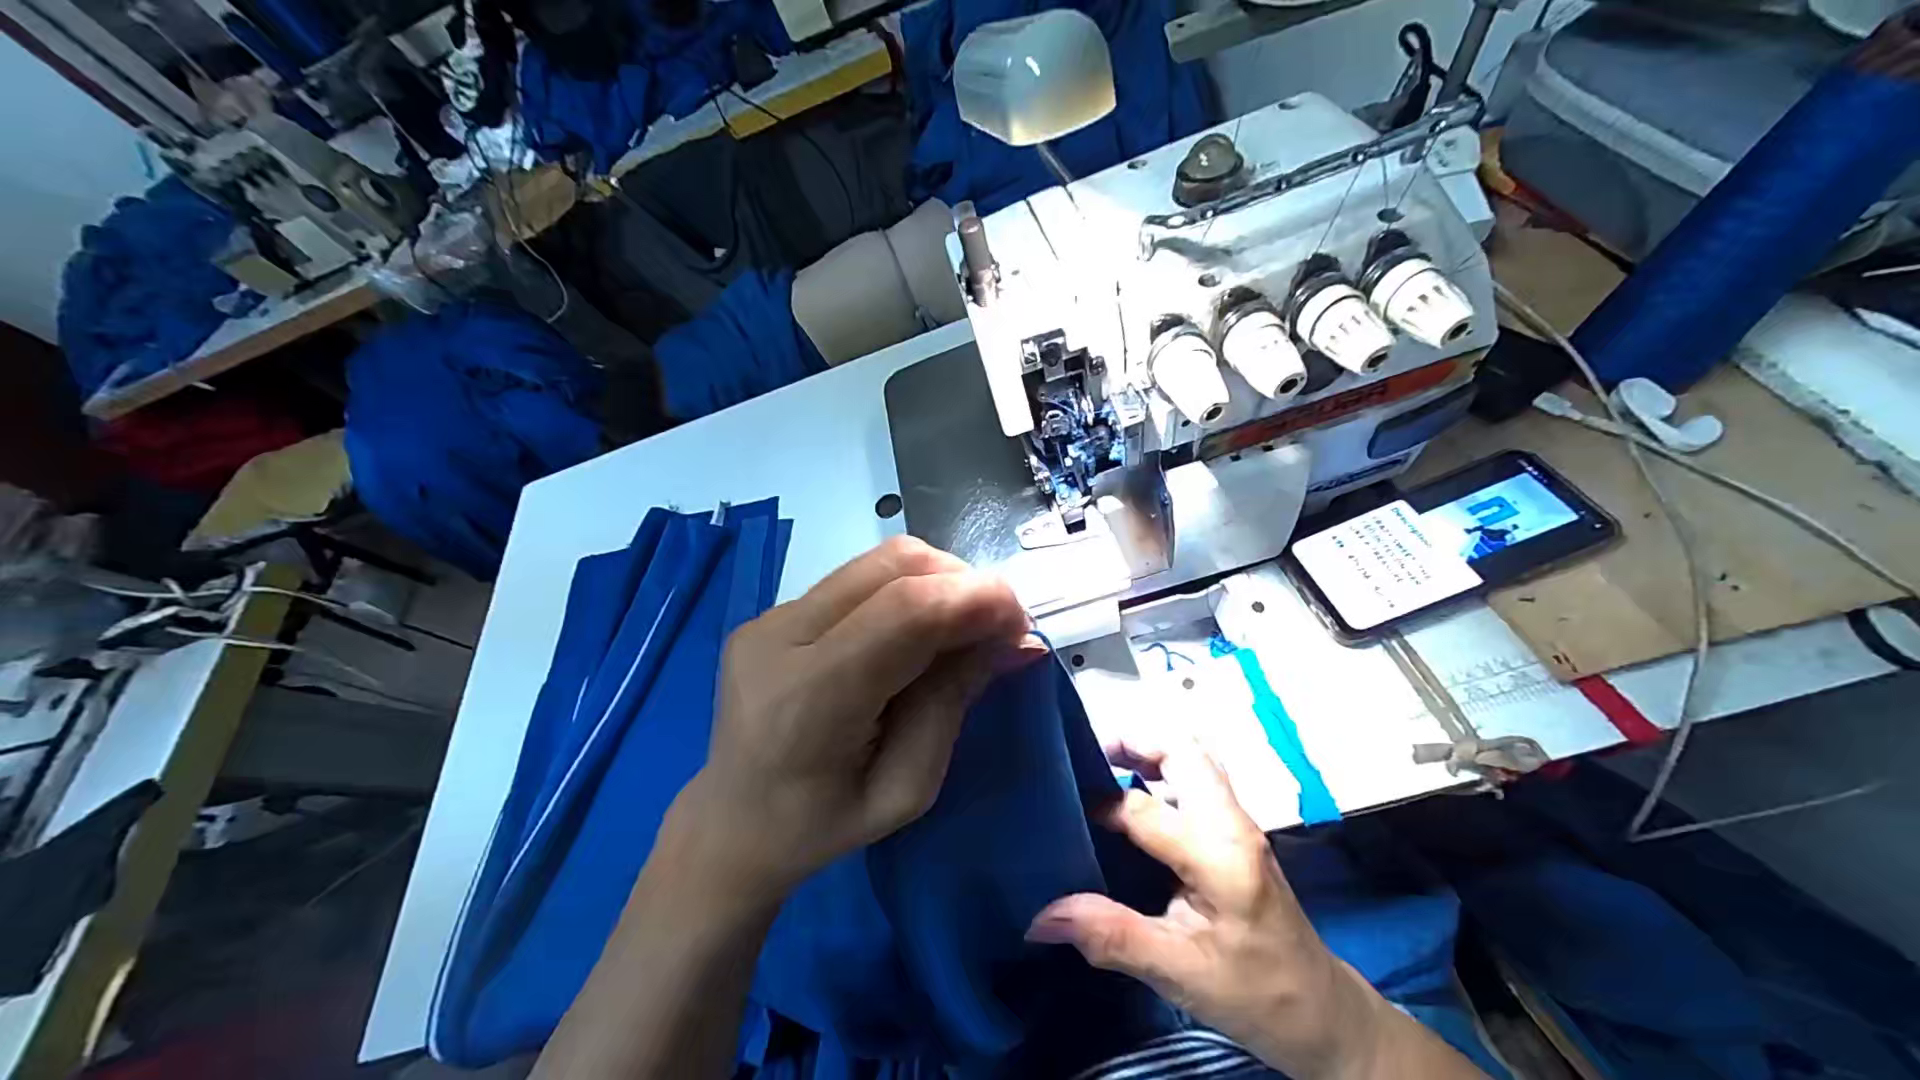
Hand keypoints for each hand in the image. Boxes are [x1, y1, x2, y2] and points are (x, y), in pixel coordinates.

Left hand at [670, 536, 1037, 903]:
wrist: (731, 824)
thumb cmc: (823, 827)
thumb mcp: (907, 788)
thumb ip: (953, 702)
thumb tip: (1011, 637)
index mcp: (809, 700)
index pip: (904, 614)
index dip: (975, 599)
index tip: (1019, 622)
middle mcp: (778, 639)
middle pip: (892, 567)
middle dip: (962, 582)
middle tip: (996, 626)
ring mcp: (768, 617)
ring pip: (876, 561)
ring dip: (936, 580)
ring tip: (960, 626)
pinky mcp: (770, 610)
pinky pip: (856, 578)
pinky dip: (903, 590)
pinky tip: (914, 632)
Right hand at [1024, 739, 1406, 1079]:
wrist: (1321, 1010)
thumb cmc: (1255, 993)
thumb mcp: (1178, 971)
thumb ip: (1111, 936)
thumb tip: (1042, 918)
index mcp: (1218, 854)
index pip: (1144, 809)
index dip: (1099, 808)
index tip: (1064, 815)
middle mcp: (1232, 823)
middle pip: (1183, 752)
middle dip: (1133, 744)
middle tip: (1087, 759)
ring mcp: (1240, 822)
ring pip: (1195, 758)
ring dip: (1151, 752)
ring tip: (1106, 767)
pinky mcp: (1238, 830)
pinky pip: (1200, 777)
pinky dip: (1164, 770)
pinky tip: (1137, 796)